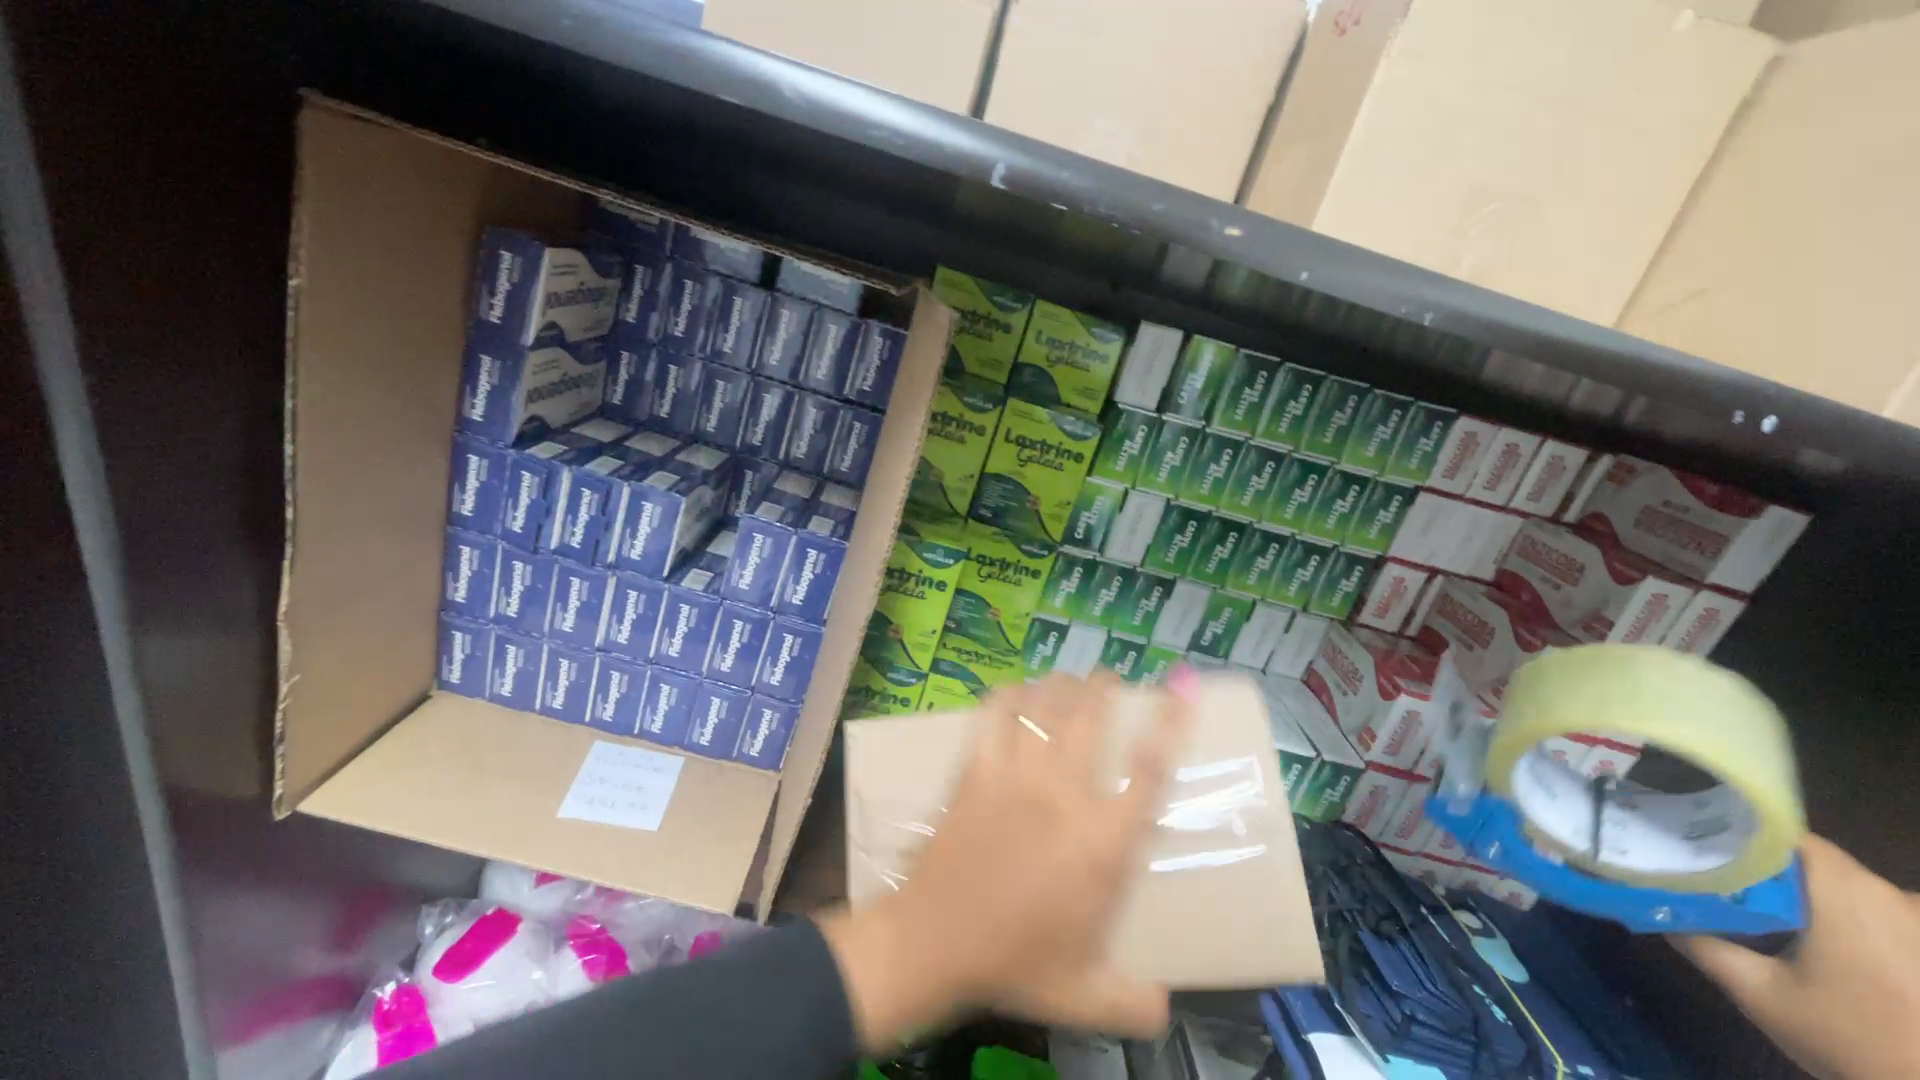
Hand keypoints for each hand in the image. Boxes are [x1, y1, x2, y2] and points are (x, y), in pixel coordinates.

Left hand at [820, 670, 1193, 1051]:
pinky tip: (1014, 692)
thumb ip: (1134, 1000)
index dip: (1171, 723)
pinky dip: (1006, 696)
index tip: (1181, 689)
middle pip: (1092, 717)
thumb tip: (1168, 1008)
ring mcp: (1015, 777)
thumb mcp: (1084, 996)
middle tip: (1111, 679)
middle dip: (1105, 687)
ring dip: (1061, 685)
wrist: (932, 944)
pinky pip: (992, 717)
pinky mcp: (974, 773)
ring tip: (1069, 680)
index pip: (1150, 769)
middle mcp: (1064, 794)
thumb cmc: (1014, 965)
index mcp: (1103, 841)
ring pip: (1045, 707)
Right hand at [1672, 834, 1919, 1079]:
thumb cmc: (1847, 1037)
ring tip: (1773, 923)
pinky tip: (1830, 952)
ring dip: (1811, 899)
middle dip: (1771, 873)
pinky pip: (1880, 914)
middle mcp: (1892, 893)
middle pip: (1816, 861)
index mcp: (1847, 892)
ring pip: (1848, 888)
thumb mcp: (1758, 994)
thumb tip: (1658, 911)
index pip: (1786, 835)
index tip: (1707, 851)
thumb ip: (1703, 944)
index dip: (1743, 837)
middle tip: (1728, 891)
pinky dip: (1849, 921)